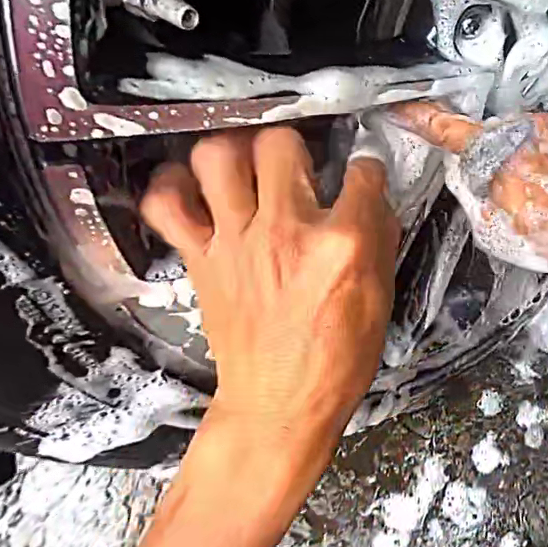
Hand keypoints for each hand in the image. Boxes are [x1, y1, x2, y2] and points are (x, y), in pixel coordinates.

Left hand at [139, 127, 398, 468]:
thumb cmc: (340, 355)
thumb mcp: (380, 296)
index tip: (361, 178)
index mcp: (343, 244)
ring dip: (236, 151)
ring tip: (249, 167)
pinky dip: (175, 186)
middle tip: (300, 166)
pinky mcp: (200, 258)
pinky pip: (167, 202)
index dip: (367, 169)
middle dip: (297, 145)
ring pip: (218, 155)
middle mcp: (287, 231)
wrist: (281, 402)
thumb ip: (377, 239)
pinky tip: (198, 190)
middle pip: (281, 144)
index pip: (362, 173)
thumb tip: (370, 200)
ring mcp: (236, 241)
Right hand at [391, 101, 547, 324]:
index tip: (407, 109)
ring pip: (532, 133)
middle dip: (497, 155)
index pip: (448, 128)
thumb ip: (472, 194)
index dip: (422, 117)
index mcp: (499, 156)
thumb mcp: (500, 233)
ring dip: (534, 157)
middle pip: (496, 132)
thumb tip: (459, 173)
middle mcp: (531, 132)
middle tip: (519, 191)